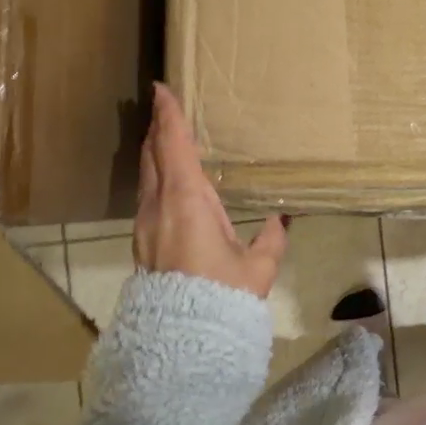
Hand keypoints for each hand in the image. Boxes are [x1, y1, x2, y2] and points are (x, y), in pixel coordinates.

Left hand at [133, 83, 287, 296]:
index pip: (173, 147)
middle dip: (159, 129)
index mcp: (187, 201)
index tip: (162, 90)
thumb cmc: (221, 293)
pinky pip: (148, 194)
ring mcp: (146, 223)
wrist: (181, 335)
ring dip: (156, 152)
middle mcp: (159, 205)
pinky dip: (157, 175)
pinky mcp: (144, 239)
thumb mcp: (257, 266)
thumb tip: (281, 220)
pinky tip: (169, 180)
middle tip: (165, 106)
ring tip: (167, 137)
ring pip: (147, 175)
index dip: (168, 117)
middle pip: (153, 155)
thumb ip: (270, 239)